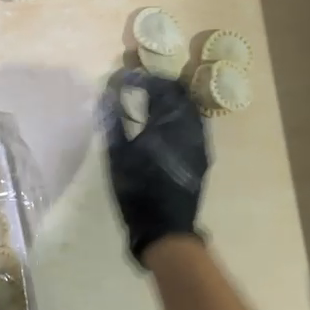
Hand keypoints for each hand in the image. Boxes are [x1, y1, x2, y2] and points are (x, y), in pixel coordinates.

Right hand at [102, 68, 208, 262]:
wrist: (165, 229)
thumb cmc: (137, 192)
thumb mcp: (118, 156)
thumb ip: (114, 122)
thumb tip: (108, 96)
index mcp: (170, 124)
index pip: (159, 87)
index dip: (139, 79)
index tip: (121, 80)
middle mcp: (191, 128)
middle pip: (178, 93)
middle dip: (156, 85)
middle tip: (134, 86)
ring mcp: (200, 142)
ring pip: (187, 108)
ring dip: (167, 101)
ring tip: (145, 104)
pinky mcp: (201, 156)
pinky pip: (191, 124)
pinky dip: (174, 116)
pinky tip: (159, 126)